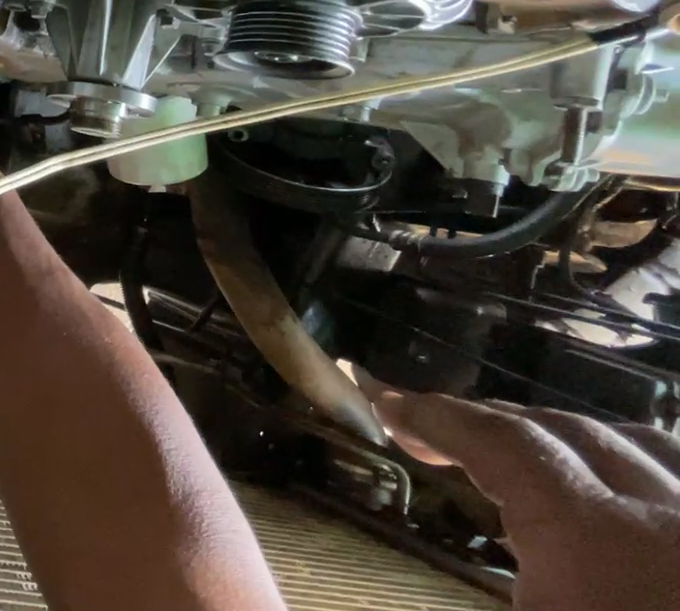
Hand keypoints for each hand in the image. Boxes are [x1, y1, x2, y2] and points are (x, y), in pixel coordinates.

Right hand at [364, 381, 679, 610]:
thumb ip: (474, 592)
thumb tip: (349, 594)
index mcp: (595, 537)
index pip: (502, 441)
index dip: (436, 416)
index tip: (388, 406)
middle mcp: (674, 519)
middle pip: (570, 433)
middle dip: (492, 422)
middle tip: (435, 430)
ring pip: (655, 448)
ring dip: (577, 440)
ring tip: (530, 452)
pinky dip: (656, 471)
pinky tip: (637, 495)